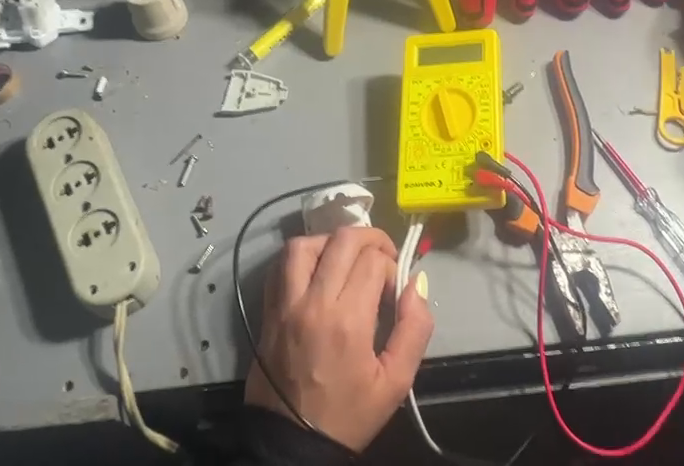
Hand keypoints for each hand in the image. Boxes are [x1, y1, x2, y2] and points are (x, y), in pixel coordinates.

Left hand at [245, 226, 433, 451]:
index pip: (373, 261)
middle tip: (381, 260)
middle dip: (370, 240)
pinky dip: (301, 257)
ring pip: (304, 245)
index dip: (391, 267)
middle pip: (342, 240)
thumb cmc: (347, 416)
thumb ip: (414, 329)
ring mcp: (284, 305)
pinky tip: (318, 270)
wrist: (290, 447)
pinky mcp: (268, 312)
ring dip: (331, 242)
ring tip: (347, 259)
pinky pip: (280, 266)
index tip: (394, 292)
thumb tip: (415, 284)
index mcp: (347, 321)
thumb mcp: (396, 383)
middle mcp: (312, 303)